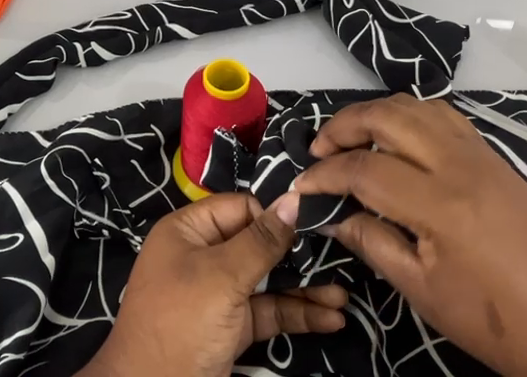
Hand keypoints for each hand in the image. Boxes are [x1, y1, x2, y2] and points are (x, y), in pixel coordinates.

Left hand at [79, 191, 347, 376]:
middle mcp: (203, 255)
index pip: (240, 207)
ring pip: (267, 280)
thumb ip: (261, 241)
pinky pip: (268, 311)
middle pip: (257, 243)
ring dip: (303, 287)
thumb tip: (294, 199)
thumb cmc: (182, 322)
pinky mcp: (231, 327)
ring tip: (344, 295)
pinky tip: (331, 318)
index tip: (311, 226)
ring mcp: (218, 293)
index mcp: (189, 230)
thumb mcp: (222, 277)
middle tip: (339, 257)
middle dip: (296, 254)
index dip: (273, 216)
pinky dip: (296, 313)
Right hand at [295, 94, 526, 376]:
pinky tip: (398, 138)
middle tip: (320, 151)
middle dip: (343, 127)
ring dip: (376, 113)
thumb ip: (372, 243)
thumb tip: (331, 216)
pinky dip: (410, 115)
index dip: (326, 176)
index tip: (302, 187)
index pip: (364, 170)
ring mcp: (480, 154)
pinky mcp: (494, 157)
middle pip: (386, 117)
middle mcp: (457, 163)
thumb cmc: (497, 321)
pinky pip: (443, 115)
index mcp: (439, 203)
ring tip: (352, 138)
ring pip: (415, 106)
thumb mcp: (424, 292)